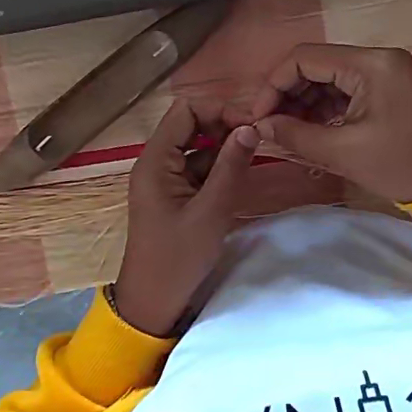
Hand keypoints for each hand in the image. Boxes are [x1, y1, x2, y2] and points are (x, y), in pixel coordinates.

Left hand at [112, 99, 258, 335]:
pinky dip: (218, 170)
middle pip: (191, 125)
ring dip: (224, 149)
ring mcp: (165, 180)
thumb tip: (251, 127)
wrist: (153, 301)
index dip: (219, 110)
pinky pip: (197, 171)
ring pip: (197, 149)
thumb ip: (231, 167)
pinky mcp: (174, 196)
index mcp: (155, 160)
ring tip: (255, 159)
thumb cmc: (178, 257)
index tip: (251, 126)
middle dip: (224, 127)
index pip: (185, 111)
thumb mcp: (211, 211)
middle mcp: (157, 163)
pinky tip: (240, 177)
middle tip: (258, 141)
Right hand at [246, 44, 411, 203]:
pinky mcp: (387, 89)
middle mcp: (377, 59)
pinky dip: (323, 108)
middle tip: (270, 126)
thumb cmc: (400, 164)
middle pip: (315, 65)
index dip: (274, 85)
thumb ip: (295, 134)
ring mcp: (384, 73)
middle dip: (287, 94)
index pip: (305, 58)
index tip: (260, 116)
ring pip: (328, 78)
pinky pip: (345, 90)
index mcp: (370, 64)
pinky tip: (309, 130)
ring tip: (286, 131)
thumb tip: (261, 126)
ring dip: (303, 102)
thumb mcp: (342, 151)